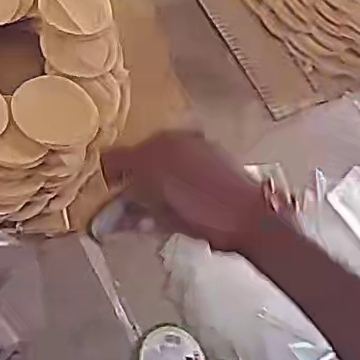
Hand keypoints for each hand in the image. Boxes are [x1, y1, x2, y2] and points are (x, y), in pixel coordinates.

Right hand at [102, 131, 279, 252]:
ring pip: (160, 147)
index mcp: (147, 159)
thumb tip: (113, 219)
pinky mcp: (208, 143)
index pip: (113, 158)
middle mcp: (165, 141)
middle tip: (137, 193)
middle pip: (137, 150)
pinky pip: (181, 147)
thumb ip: (135, 213)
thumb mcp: (163, 220)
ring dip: (156, 164)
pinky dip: (177, 161)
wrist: (249, 214)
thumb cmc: (205, 220)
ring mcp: (188, 139)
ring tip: (163, 189)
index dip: (110, 175)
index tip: (113, 189)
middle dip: (134, 170)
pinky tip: (185, 182)